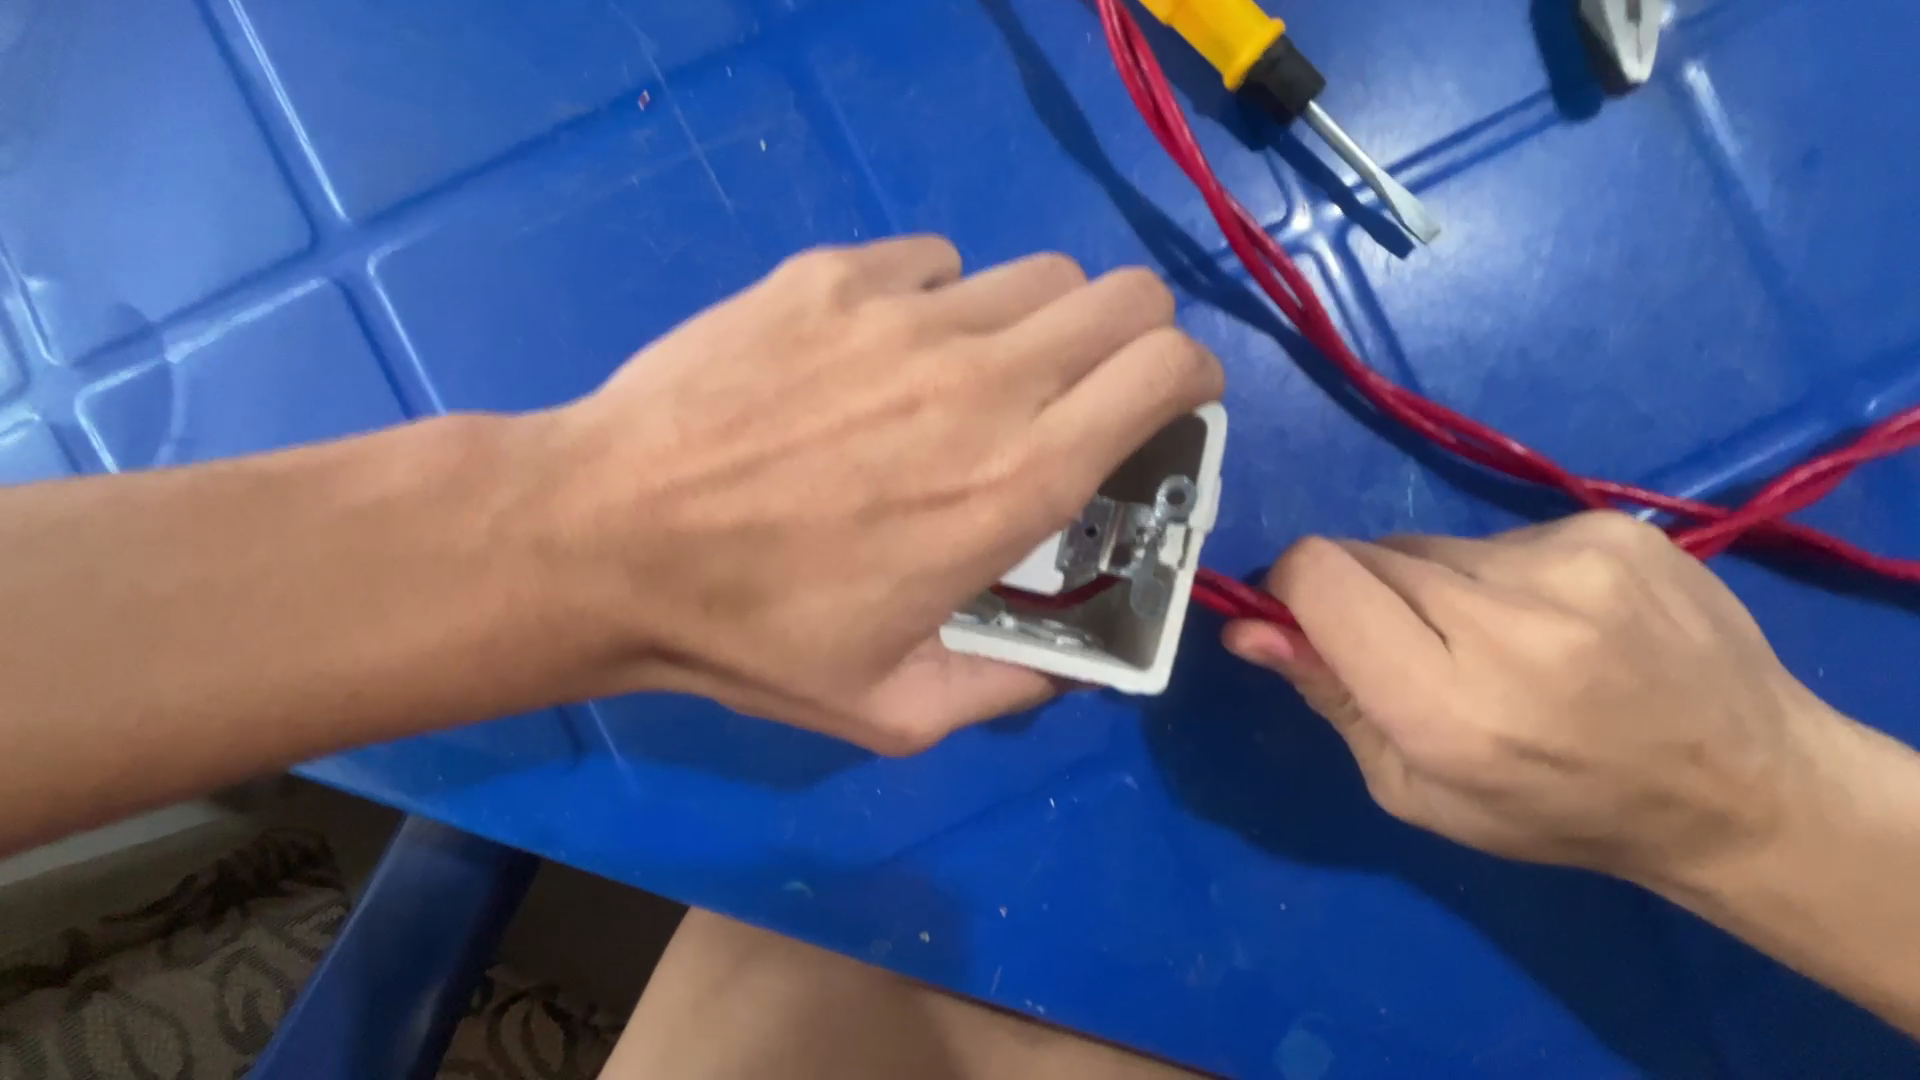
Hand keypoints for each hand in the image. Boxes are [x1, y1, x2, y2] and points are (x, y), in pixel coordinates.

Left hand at [546, 237, 1221, 752]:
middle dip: (1135, 339)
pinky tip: (887, 350)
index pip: (1167, 369)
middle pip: (1125, 296)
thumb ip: (1005, 693)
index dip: (1190, 380)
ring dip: (1042, 322)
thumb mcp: (895, 709)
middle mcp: (985, 377)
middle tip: (1088, 390)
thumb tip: (1065, 674)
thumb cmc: (754, 634)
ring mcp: (905, 310)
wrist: (606, 540)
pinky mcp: (832, 274)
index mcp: (1018, 480)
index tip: (1167, 408)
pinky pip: (935, 260)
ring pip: (1037, 273)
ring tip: (985, 375)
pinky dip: (942, 299)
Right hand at [1223, 511, 1853, 886]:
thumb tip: (1246, 629)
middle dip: (1358, 594)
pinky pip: (1490, 536)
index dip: (1288, 587)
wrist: (1747, 789)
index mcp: (1448, 704)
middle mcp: (1506, 619)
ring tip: (1492, 638)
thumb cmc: (1554, 809)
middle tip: (1408, 647)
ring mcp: (1568, 562)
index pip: (1319, 577)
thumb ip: (1328, 698)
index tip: (1301, 620)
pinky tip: (1548, 619)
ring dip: (1424, 583)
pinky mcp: (1610, 528)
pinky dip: (1491, 574)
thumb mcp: (1413, 789)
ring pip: (1423, 543)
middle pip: (1361, 553)